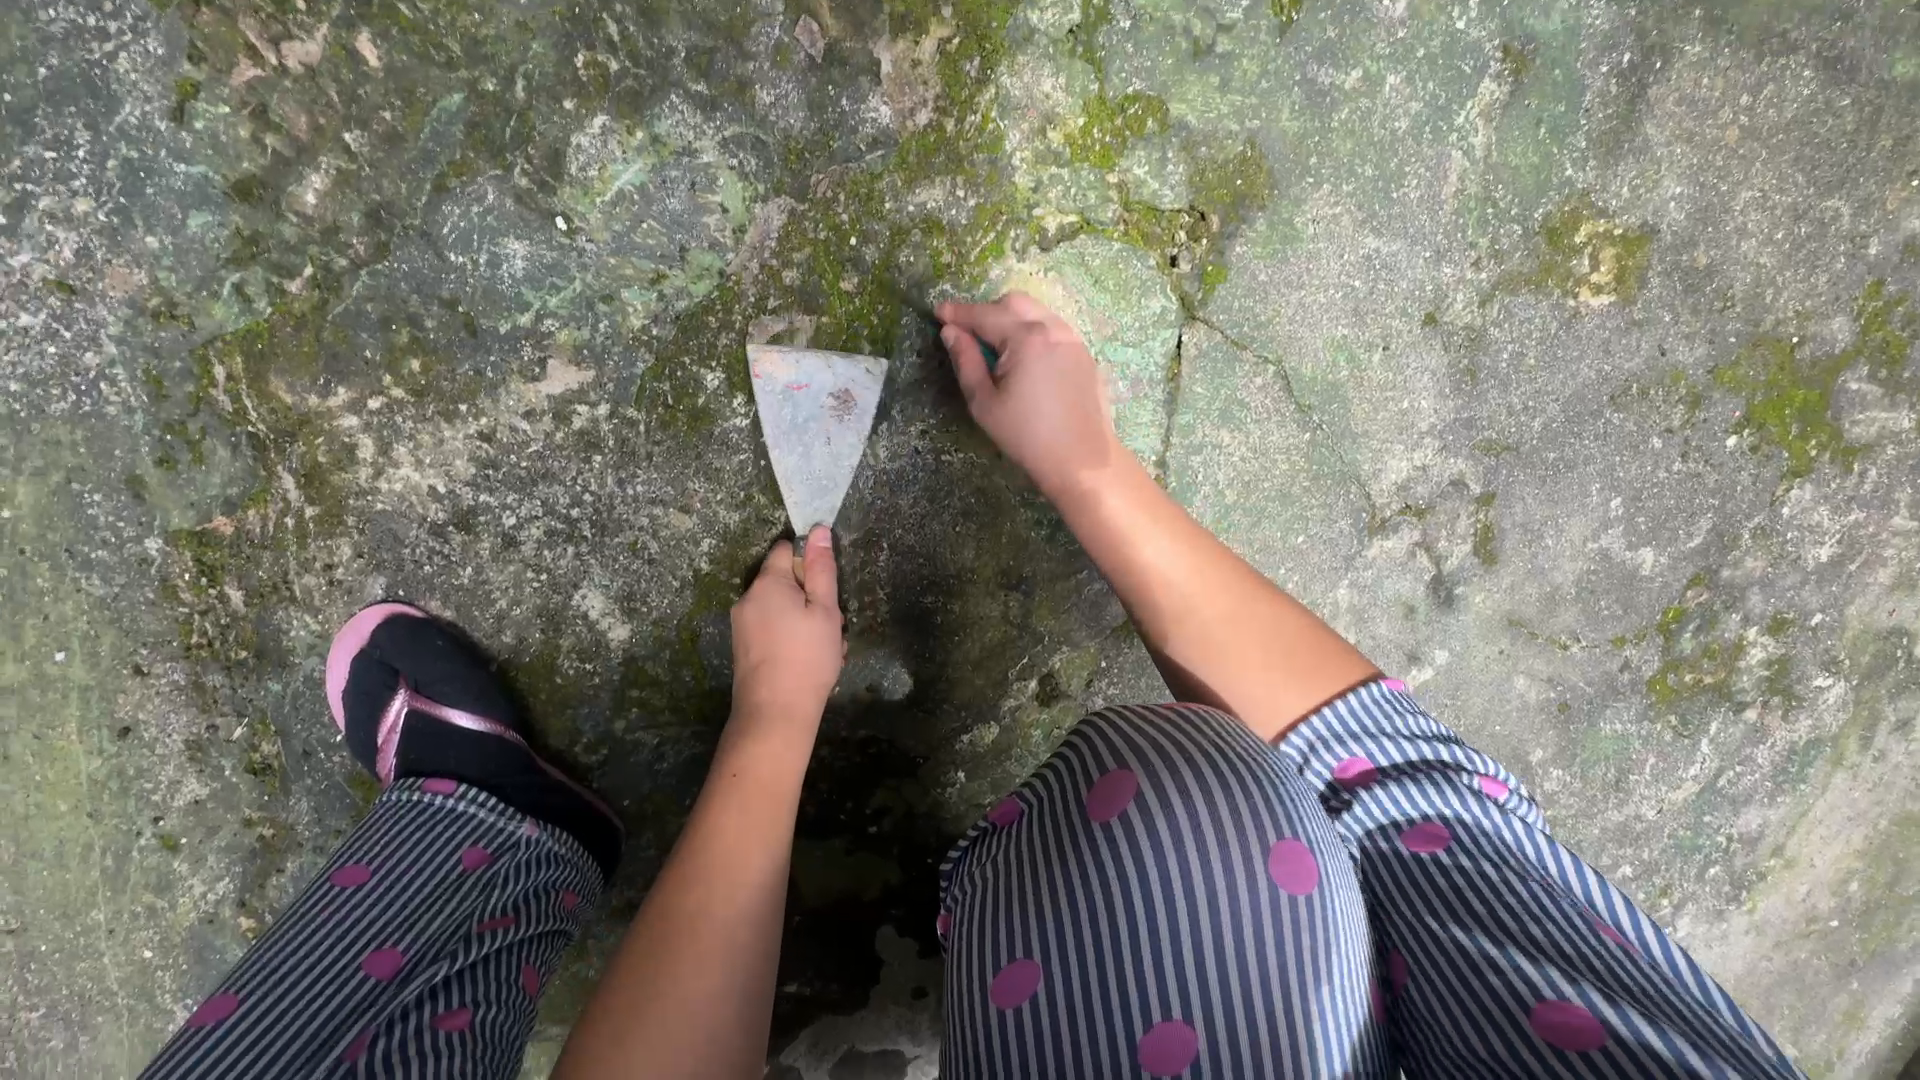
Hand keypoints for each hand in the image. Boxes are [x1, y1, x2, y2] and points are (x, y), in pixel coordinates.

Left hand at [728, 526, 844, 738]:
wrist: (774, 712)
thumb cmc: (807, 657)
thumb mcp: (825, 610)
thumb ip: (822, 569)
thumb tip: (818, 529)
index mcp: (767, 583)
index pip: (787, 550)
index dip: (810, 561)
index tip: (828, 585)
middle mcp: (748, 598)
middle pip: (784, 581)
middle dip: (810, 596)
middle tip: (833, 624)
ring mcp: (741, 625)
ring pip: (781, 608)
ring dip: (804, 620)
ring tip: (826, 647)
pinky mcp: (743, 647)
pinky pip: (772, 629)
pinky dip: (791, 637)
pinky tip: (809, 660)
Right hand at [937, 292, 1124, 498]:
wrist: (1082, 460)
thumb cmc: (1026, 436)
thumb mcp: (984, 403)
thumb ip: (966, 361)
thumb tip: (951, 332)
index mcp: (1026, 338)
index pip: (984, 314)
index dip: (958, 312)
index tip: (938, 312)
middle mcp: (1053, 328)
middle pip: (1013, 302)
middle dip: (987, 310)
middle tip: (969, 334)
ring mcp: (1073, 340)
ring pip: (1037, 311)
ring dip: (1012, 319)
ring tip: (997, 347)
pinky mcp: (1085, 354)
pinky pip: (1054, 329)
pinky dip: (1033, 332)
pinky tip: (1026, 360)